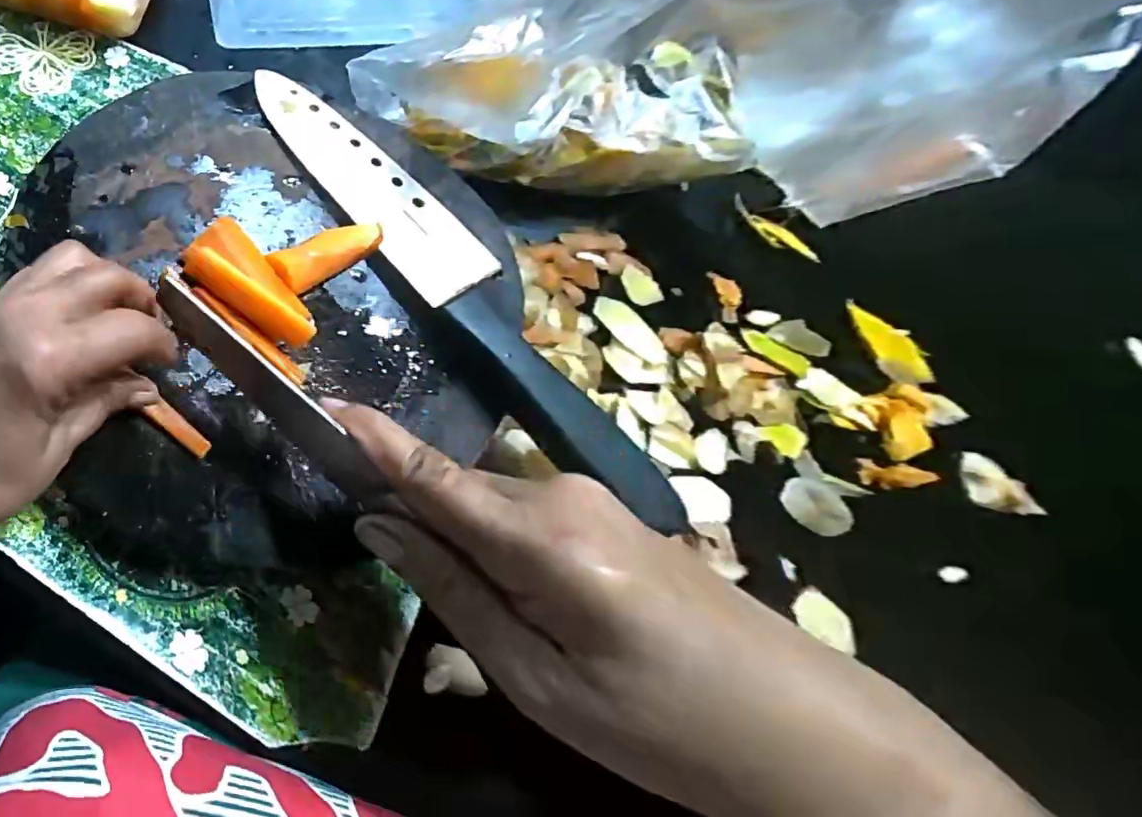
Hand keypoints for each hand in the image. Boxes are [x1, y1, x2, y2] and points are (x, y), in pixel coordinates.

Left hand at [0, 242, 176, 542]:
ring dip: (107, 279)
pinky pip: (45, 267)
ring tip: (117, 315)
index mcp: (49, 359)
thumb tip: (149, 386)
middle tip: (151, 335)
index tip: (171, 362)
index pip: (129, 329)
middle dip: (142, 301)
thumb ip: (105, 404)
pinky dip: (75, 277)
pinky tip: (80, 312)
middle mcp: (29, 314)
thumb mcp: (56, 449)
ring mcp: (6, 301)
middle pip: (108, 278)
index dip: (161, 342)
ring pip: (76, 258)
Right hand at [329, 403, 1043, 816]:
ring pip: (485, 499)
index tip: (325, 404)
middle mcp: (559, 494)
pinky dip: (489, 535)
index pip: (430, 473)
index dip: (372, 437)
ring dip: (454, 531)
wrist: (816, 737)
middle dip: (410, 508)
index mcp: (539, 539)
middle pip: (454, 487)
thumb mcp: (537, 679)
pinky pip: (519, 509)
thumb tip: (376, 525)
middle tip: (389, 560)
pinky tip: (517, 596)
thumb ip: (449, 590)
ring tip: (475, 606)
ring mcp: (589, 496)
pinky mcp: (604, 510)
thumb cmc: (664, 728)